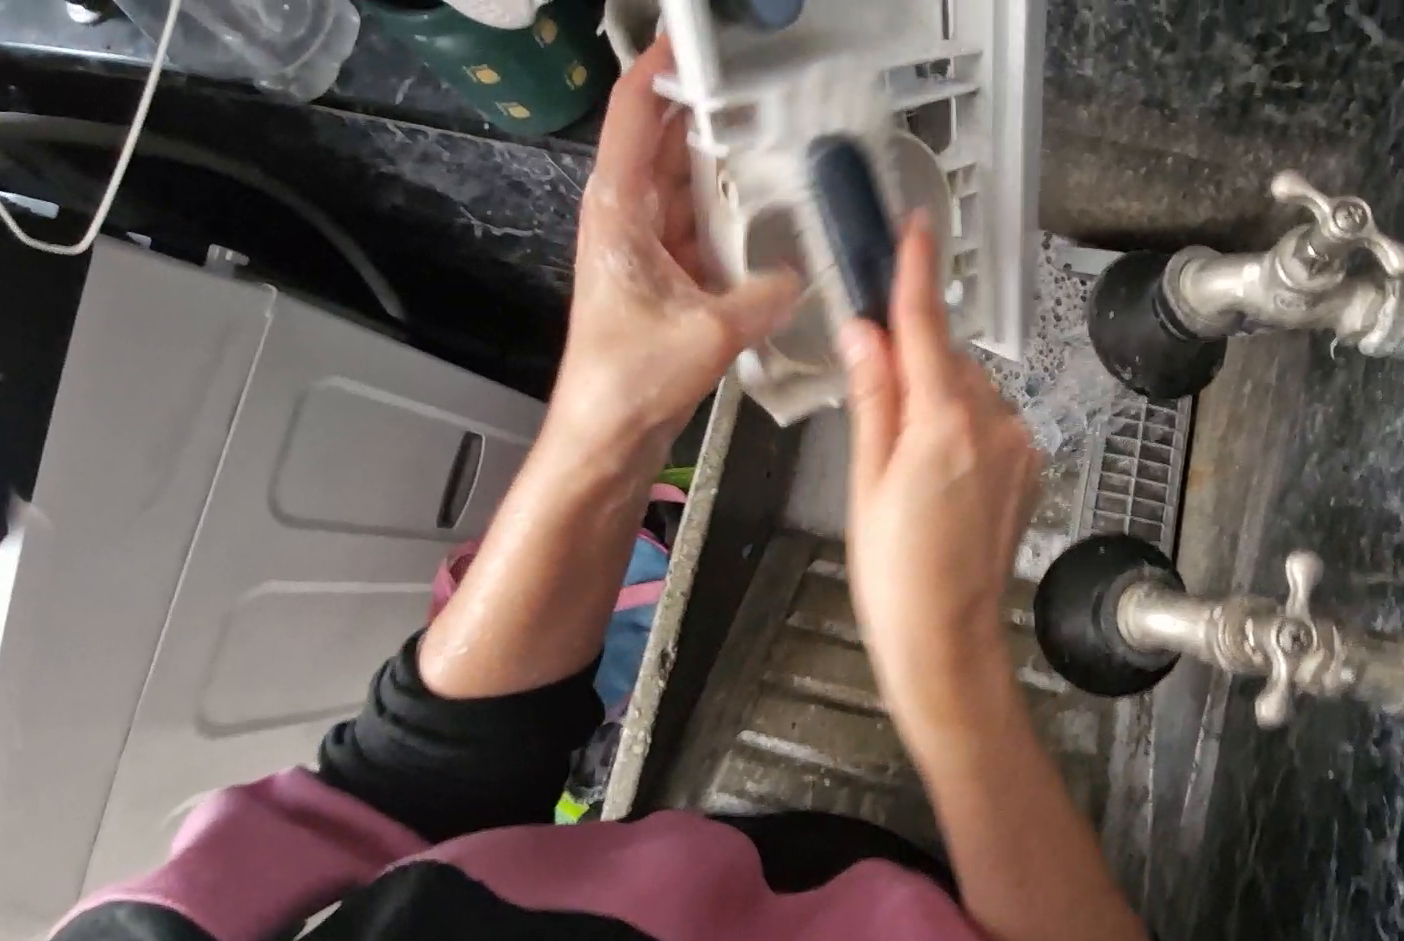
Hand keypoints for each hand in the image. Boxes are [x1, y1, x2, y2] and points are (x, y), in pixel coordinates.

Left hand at [554, 37, 799, 451]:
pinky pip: (700, 238)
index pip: (636, 114)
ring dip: (722, 177)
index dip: (662, 68)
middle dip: (707, 119)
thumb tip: (797, 277)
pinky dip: (728, 229)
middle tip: (763, 101)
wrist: (606, 436)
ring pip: (685, 194)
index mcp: (619, 211)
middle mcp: (627, 222)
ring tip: (772, 155)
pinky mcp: (663, 286)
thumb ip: (763, 296)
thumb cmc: (632, 379)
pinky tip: (764, 227)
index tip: (699, 41)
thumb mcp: (710, 332)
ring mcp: (645, 254)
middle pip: (665, 147)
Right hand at [840, 217, 1041, 707]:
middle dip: (914, 361)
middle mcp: (993, 426)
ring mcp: (1018, 448)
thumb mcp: (865, 482)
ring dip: (937, 399)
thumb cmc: (895, 574)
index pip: (926, 327)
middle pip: (947, 360)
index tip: (917, 228)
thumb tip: (864, 332)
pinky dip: (962, 426)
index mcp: (943, 424)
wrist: (949, 640)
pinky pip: (990, 422)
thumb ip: (873, 398)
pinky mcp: (1028, 469)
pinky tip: (938, 474)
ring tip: (906, 462)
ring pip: (969, 391)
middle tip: (877, 403)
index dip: (917, 273)